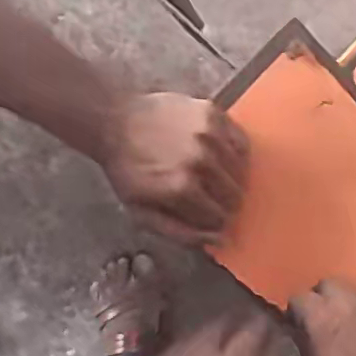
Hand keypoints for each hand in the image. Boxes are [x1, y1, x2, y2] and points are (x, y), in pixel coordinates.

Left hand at [100, 93, 248, 244]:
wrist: (114, 122)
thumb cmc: (128, 171)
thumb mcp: (143, 213)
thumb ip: (182, 233)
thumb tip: (220, 240)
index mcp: (183, 188)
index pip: (220, 217)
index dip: (217, 221)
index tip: (210, 215)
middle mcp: (201, 161)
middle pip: (234, 195)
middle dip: (226, 202)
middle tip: (213, 197)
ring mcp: (209, 135)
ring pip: (241, 170)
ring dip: (232, 179)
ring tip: (216, 177)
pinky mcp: (213, 114)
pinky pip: (241, 142)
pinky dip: (237, 154)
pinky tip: (222, 156)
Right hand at [289, 280, 355, 355]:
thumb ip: (303, 338)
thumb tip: (298, 327)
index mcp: (320, 314)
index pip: (298, 297)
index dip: (296, 312)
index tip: (298, 325)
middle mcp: (344, 300)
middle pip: (325, 284)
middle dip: (320, 298)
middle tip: (322, 319)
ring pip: (348, 289)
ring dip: (340, 301)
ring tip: (343, 322)